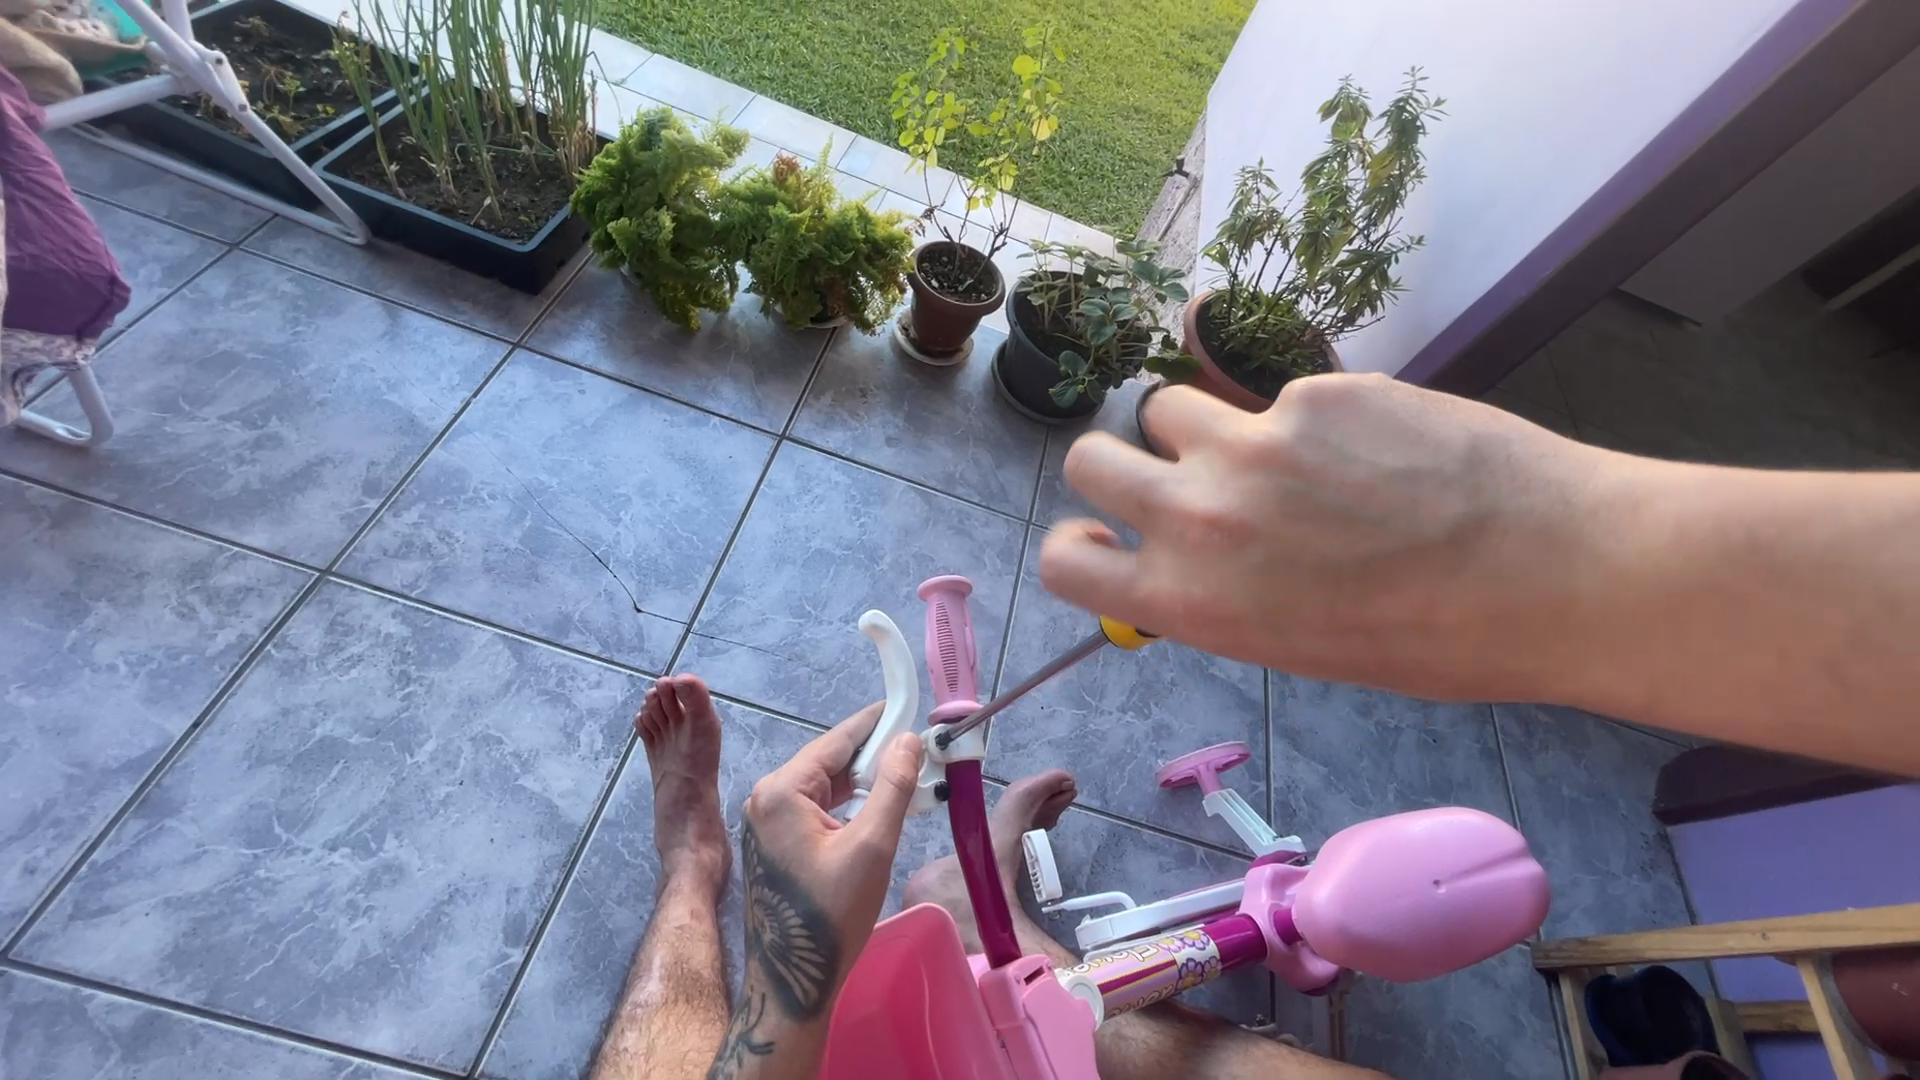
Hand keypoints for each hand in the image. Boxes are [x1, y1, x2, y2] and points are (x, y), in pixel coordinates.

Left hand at [708, 703, 923, 1079]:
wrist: (791, 985)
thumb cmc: (831, 915)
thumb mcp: (872, 845)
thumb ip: (892, 785)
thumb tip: (908, 739)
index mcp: (781, 790)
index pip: (837, 741)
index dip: (875, 722)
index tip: (907, 706)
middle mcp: (766, 797)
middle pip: (830, 760)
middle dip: (874, 754)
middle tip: (918, 747)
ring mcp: (767, 820)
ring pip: (825, 784)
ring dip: (864, 779)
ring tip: (906, 774)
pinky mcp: (775, 841)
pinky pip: (817, 806)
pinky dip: (849, 802)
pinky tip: (878, 803)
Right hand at [1039, 374, 1615, 702]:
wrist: (1557, 576)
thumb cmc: (1421, 642)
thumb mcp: (1284, 643)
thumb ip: (1210, 590)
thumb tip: (1178, 545)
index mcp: (1188, 599)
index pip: (1063, 561)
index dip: (1074, 543)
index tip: (1102, 533)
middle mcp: (1197, 516)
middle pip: (1087, 458)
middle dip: (1114, 463)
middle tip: (1168, 472)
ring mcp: (1250, 442)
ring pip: (1169, 406)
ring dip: (1199, 429)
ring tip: (1276, 454)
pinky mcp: (1313, 390)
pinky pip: (1272, 396)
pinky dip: (1302, 419)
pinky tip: (1371, 446)